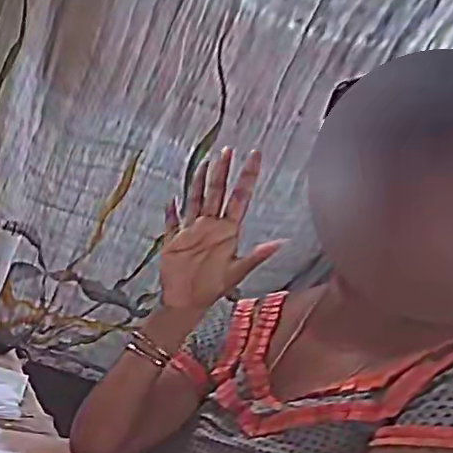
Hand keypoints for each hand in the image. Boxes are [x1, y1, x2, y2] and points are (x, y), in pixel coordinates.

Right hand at [160, 148, 284, 311]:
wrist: (187, 302)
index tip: (254, 156)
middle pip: (217, 192)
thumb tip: (281, 243)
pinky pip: (172, 222)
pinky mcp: (174, 242)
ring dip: (200, 182)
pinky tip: (172, 200)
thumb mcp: (238, 272)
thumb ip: (257, 256)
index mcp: (228, 231)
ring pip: (196, 200)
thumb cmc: (212, 289)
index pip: (239, 197)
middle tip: (228, 150)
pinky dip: (172, 212)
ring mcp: (192, 232)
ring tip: (205, 163)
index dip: (247, 176)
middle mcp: (211, 227)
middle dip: (223, 171)